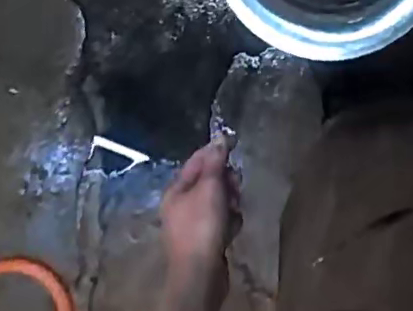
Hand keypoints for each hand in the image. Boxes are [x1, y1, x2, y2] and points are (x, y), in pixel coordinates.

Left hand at [157, 139, 234, 310]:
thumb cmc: (202, 226)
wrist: (201, 276)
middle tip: (235, 186)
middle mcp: (182, 204)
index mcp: (176, 190)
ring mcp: (194, 223)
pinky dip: (230, 221)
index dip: (216, 149)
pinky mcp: (206, 238)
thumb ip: (216, 160)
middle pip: (211, 178)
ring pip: (220, 198)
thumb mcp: (210, 186)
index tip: (235, 143)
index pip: (198, 159)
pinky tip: (231, 229)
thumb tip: (220, 137)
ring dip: (231, 201)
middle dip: (227, 180)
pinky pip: (223, 219)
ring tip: (233, 211)